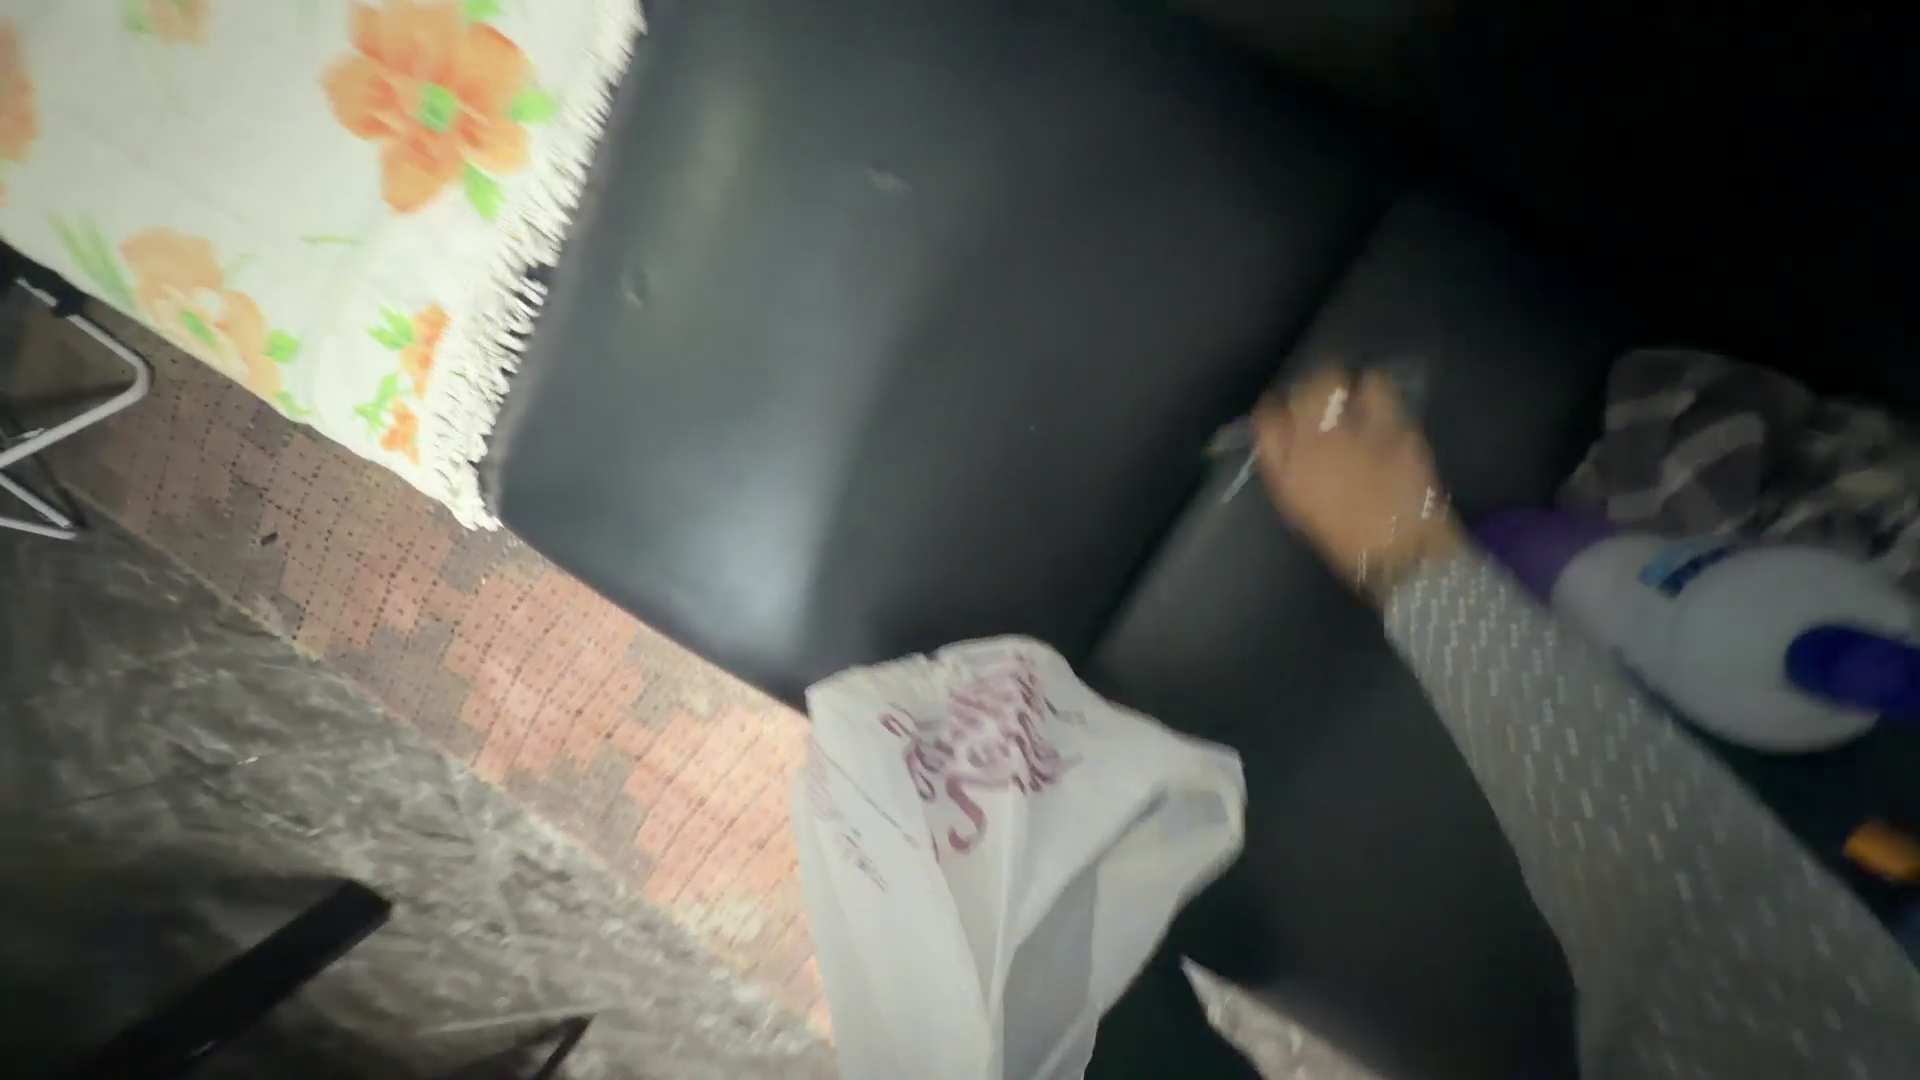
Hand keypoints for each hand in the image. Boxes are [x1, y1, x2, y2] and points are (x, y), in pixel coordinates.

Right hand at [1254, 368, 1464, 599]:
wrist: (1401, 551)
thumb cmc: (1346, 540)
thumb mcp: (1300, 510)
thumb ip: (1288, 471)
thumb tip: (1286, 442)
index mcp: (1286, 469)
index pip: (1267, 420)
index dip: (1276, 413)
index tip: (1287, 417)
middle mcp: (1312, 443)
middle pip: (1300, 393)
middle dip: (1309, 393)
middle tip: (1323, 402)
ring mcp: (1352, 430)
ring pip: (1334, 382)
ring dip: (1340, 388)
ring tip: (1350, 399)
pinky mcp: (1390, 425)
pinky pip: (1376, 387)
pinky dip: (1373, 389)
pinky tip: (1377, 402)